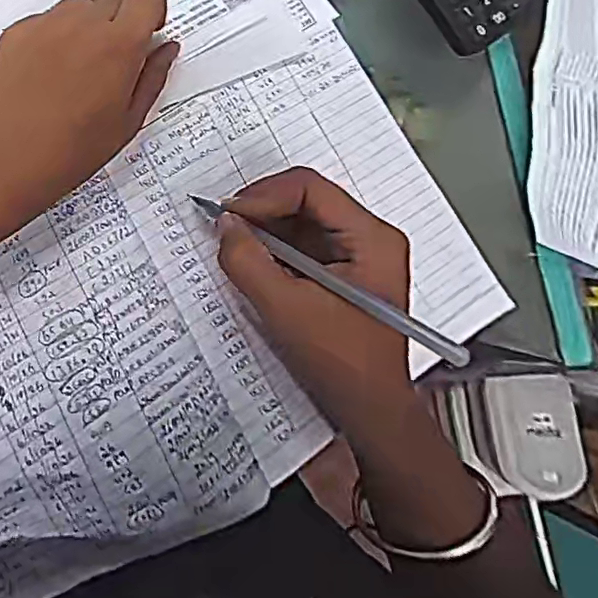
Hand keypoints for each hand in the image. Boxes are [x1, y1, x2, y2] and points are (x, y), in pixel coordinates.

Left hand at [0, 0, 178, 221]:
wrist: (11, 160)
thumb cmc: (69, 150)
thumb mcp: (127, 120)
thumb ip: (153, 76)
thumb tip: (165, 50)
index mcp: (118, 45)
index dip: (151, 10)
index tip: (147, 29)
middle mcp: (82, 26)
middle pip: (113, 0)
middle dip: (118, 24)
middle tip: (111, 63)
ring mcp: (46, 27)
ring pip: (78, 8)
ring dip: (85, 28)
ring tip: (77, 72)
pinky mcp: (17, 33)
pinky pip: (45, 21)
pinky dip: (52, 38)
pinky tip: (49, 74)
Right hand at [215, 168, 414, 428]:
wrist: (367, 408)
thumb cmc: (343, 364)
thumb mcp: (285, 309)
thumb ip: (248, 261)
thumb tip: (226, 224)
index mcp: (372, 239)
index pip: (309, 189)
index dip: (263, 196)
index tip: (230, 215)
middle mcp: (367, 237)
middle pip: (303, 198)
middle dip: (260, 211)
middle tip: (226, 227)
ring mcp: (353, 252)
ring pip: (296, 218)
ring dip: (262, 229)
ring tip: (236, 247)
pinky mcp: (336, 267)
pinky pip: (296, 240)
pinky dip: (269, 246)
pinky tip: (252, 263)